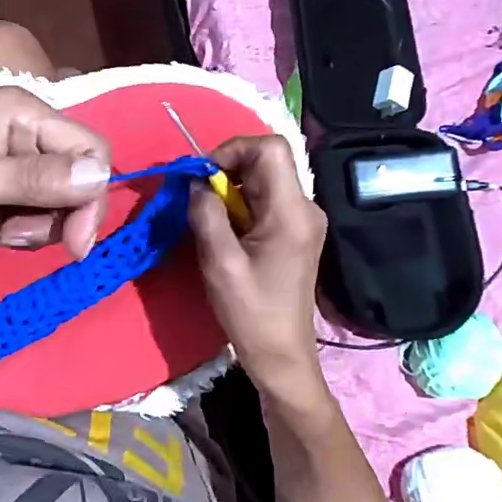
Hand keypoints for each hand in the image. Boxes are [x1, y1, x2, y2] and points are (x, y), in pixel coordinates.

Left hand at [0, 87, 111, 298]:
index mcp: (22, 111)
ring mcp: (23, 161)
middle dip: (61, 215)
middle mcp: (30, 130)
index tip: (76, 239)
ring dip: (38, 227)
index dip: (91, 194)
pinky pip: (45, 216)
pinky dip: (25, 231)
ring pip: (67, 202)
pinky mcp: (15, 190)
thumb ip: (32, 178)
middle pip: (83, 178)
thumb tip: (99, 176)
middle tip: (22, 240)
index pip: (90, 148)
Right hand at [188, 135, 327, 396]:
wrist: (281, 353)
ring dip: (231, 188)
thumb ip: (206, 215)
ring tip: (208, 217)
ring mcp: (303, 220)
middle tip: (199, 197)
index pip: (270, 147)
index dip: (233, 149)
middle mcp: (304, 207)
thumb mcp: (219, 263)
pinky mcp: (295, 232)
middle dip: (227, 169)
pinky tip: (225, 230)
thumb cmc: (251, 312)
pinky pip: (266, 199)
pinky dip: (240, 203)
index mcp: (291, 212)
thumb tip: (197, 184)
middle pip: (266, 161)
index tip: (204, 175)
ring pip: (264, 179)